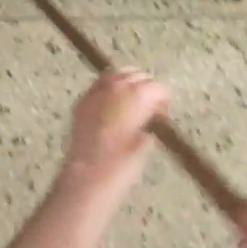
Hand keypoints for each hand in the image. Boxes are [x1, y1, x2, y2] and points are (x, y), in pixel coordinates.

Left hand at [61, 67, 169, 194]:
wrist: (89, 173)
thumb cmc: (124, 162)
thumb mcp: (147, 141)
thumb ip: (151, 120)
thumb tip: (152, 115)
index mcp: (138, 94)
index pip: (158, 87)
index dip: (163, 100)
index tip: (163, 114)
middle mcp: (117, 84)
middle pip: (138, 75)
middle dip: (146, 88)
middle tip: (149, 108)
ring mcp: (97, 89)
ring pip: (117, 74)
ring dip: (127, 83)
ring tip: (131, 102)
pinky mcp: (83, 99)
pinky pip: (100, 84)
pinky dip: (109, 89)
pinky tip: (111, 104)